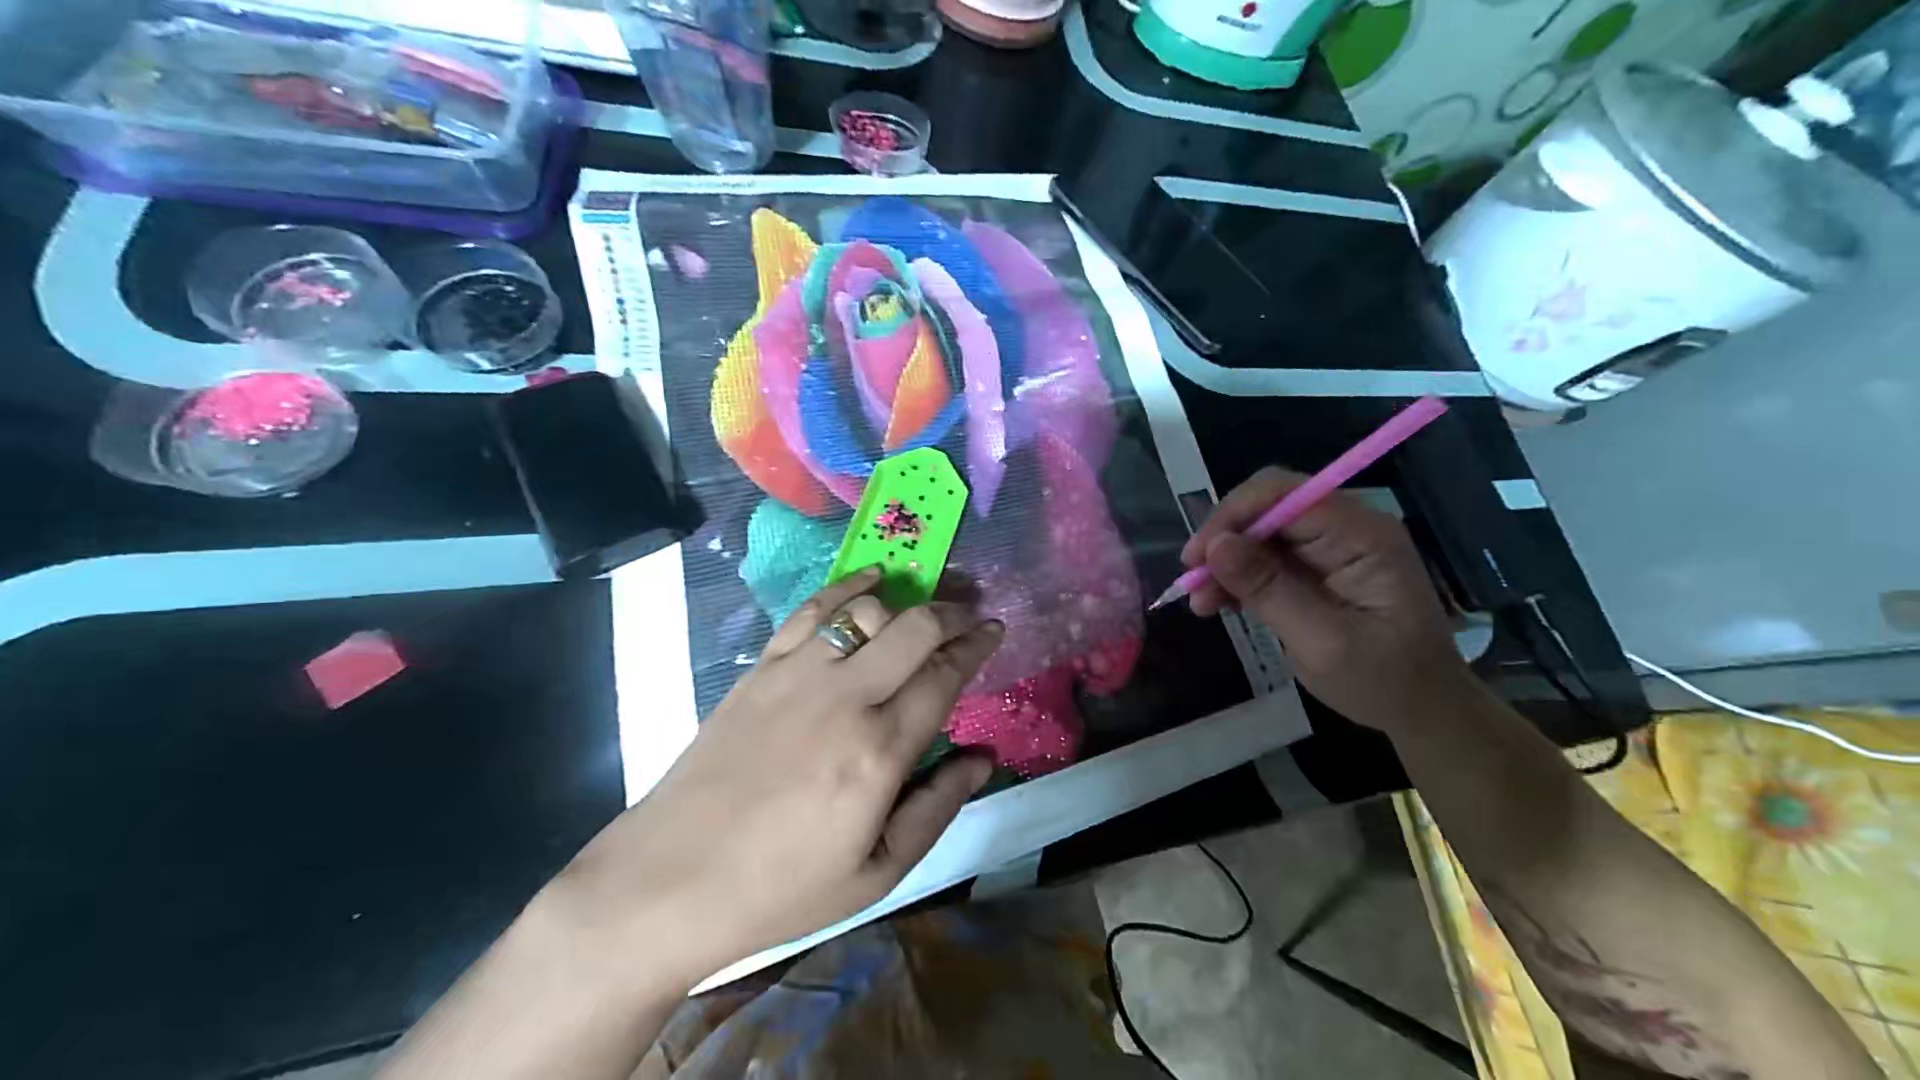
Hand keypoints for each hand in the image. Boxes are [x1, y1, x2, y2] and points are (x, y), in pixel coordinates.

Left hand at [538, 567, 1002, 990]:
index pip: (944, 675)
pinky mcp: (761, 669)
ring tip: (931, 590)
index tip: (995, 629)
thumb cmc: (782, 887)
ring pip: (867, 610)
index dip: (976, 646)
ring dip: (908, 594)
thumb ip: (938, 806)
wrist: (670, 879)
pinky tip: (869, 581)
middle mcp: (845, 698)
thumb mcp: (878, 871)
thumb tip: (984, 757)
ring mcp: (798, 676)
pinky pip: (812, 611)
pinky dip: (847, 588)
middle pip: (914, 628)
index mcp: (880, 750)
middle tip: (972, 609)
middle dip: (952, 611)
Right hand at [1181, 466, 1470, 731]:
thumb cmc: (1384, 681)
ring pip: (1258, 533)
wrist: (1423, 711)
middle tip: (1192, 582)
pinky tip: (1218, 604)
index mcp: (1361, 536)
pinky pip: (1265, 558)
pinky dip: (1237, 577)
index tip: (1198, 558)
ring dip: (1224, 563)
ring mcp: (1330, 548)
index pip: (1284, 494)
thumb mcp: (1323, 642)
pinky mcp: (1316, 568)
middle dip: (1223, 540)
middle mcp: (1345, 529)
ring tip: (1201, 604)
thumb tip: (1215, 546)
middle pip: (1267, 508)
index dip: (1233, 515)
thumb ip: (1269, 590)